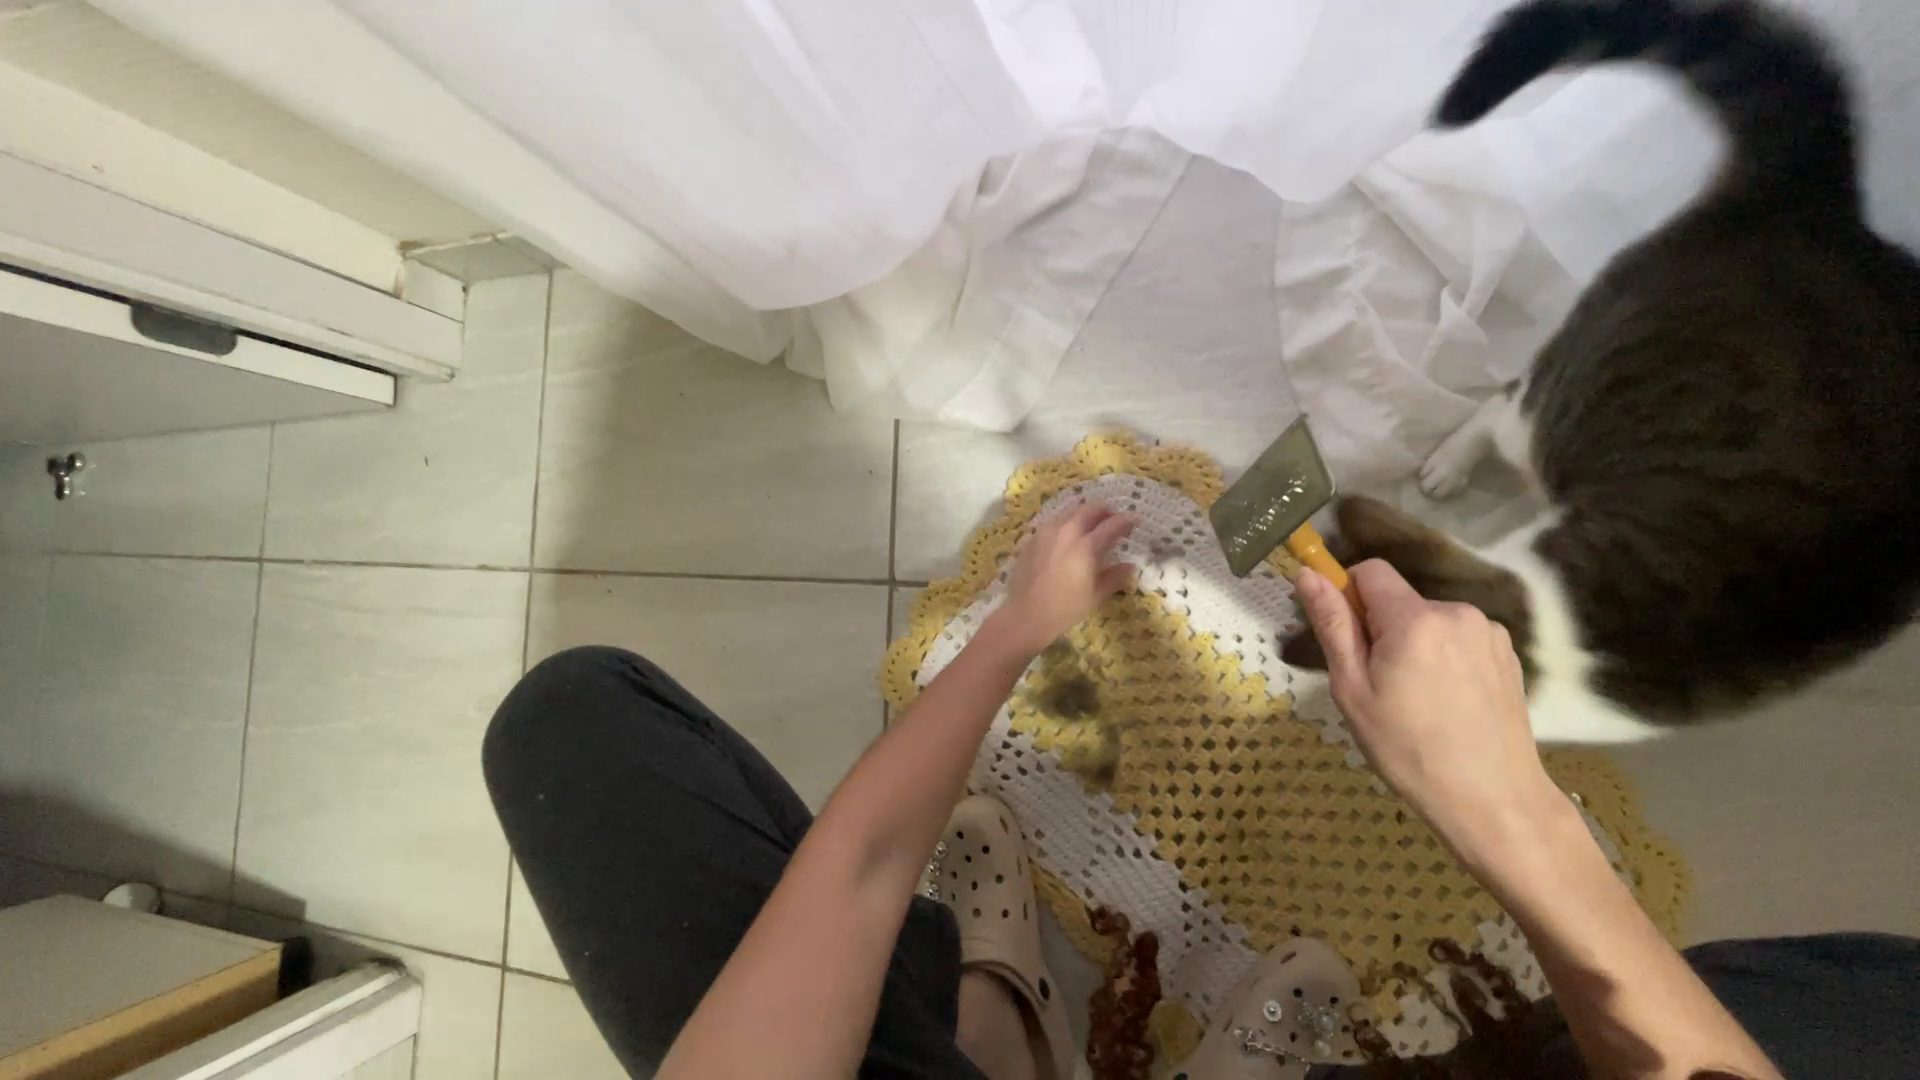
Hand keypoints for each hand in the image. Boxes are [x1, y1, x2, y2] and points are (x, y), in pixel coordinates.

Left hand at [988, 502, 1136, 655]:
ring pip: (1068, 513)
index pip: (1112, 525)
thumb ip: (1114, 577)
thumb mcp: (1095, 596)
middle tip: (1112, 518)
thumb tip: (1129, 566)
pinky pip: (1052, 523)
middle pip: (1089, 510)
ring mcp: (1046, 533)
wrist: (1026, 615)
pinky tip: (1066, 535)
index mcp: (1086, 546)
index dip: (1126, 521)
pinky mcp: (1031, 539)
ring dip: (1083, 514)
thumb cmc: (1065, 609)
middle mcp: (1066, 532)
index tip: (1135, 520)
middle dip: (1104, 511)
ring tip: (1089, 524)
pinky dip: (1064, 523)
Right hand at [1293, 561, 1561, 861]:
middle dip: (1379, 627)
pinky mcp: (1506, 652)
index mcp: (1414, 619)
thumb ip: (1332, 625)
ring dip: (1411, 642)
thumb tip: (1308, 574)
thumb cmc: (1406, 748)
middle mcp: (1456, 612)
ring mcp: (1488, 632)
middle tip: (1376, 682)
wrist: (1492, 800)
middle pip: (1398, 599)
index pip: (1369, 571)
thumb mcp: (1352, 688)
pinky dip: (1440, 655)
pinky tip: (1444, 699)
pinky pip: (1455, 637)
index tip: (1344, 636)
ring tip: (1413, 696)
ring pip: (1426, 619)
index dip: (1347, 593)